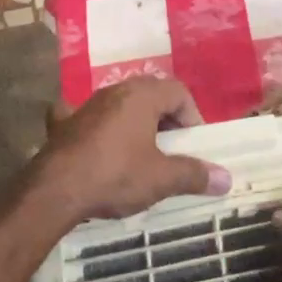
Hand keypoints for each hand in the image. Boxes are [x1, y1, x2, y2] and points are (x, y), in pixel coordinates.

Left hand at [30, 75, 231, 222]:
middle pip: (150, 94)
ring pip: (120, 105)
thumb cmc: (115, 175)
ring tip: (143, 153)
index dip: (192, 116)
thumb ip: (194, 175)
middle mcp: (114, 91)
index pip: (179, 91)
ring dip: (135, 123)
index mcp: (141, 95)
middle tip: (174, 149)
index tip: (194, 146)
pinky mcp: (64, 125)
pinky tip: (96, 143)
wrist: (54, 190)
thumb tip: (226, 179)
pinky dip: (96, 127)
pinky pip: (86, 118)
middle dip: (166, 119)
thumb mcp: (161, 178)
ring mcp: (86, 106)